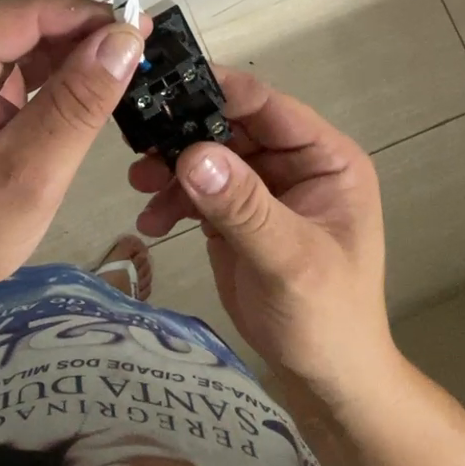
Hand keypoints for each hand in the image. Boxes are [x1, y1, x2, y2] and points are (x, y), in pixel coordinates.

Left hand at [0, 0, 146, 299]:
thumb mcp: (31, 173)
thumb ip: (77, 102)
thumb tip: (125, 39)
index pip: (23, 9)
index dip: (83, 10)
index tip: (139, 24)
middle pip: (17, 4)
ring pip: (18, 22)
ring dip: (69, 22)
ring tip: (126, 25)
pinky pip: (12, 50)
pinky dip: (53, 50)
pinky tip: (91, 54)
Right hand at [128, 68, 397, 396]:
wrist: (322, 377)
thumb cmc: (325, 317)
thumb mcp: (289, 259)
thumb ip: (243, 207)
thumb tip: (192, 155)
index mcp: (324, 158)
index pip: (267, 105)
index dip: (218, 92)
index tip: (162, 88)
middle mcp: (292, 163)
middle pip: (228, 125)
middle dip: (183, 134)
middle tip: (139, 146)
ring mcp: (260, 188)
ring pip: (205, 154)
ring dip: (170, 168)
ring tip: (139, 187)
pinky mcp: (233, 213)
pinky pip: (194, 189)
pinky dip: (170, 200)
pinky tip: (151, 223)